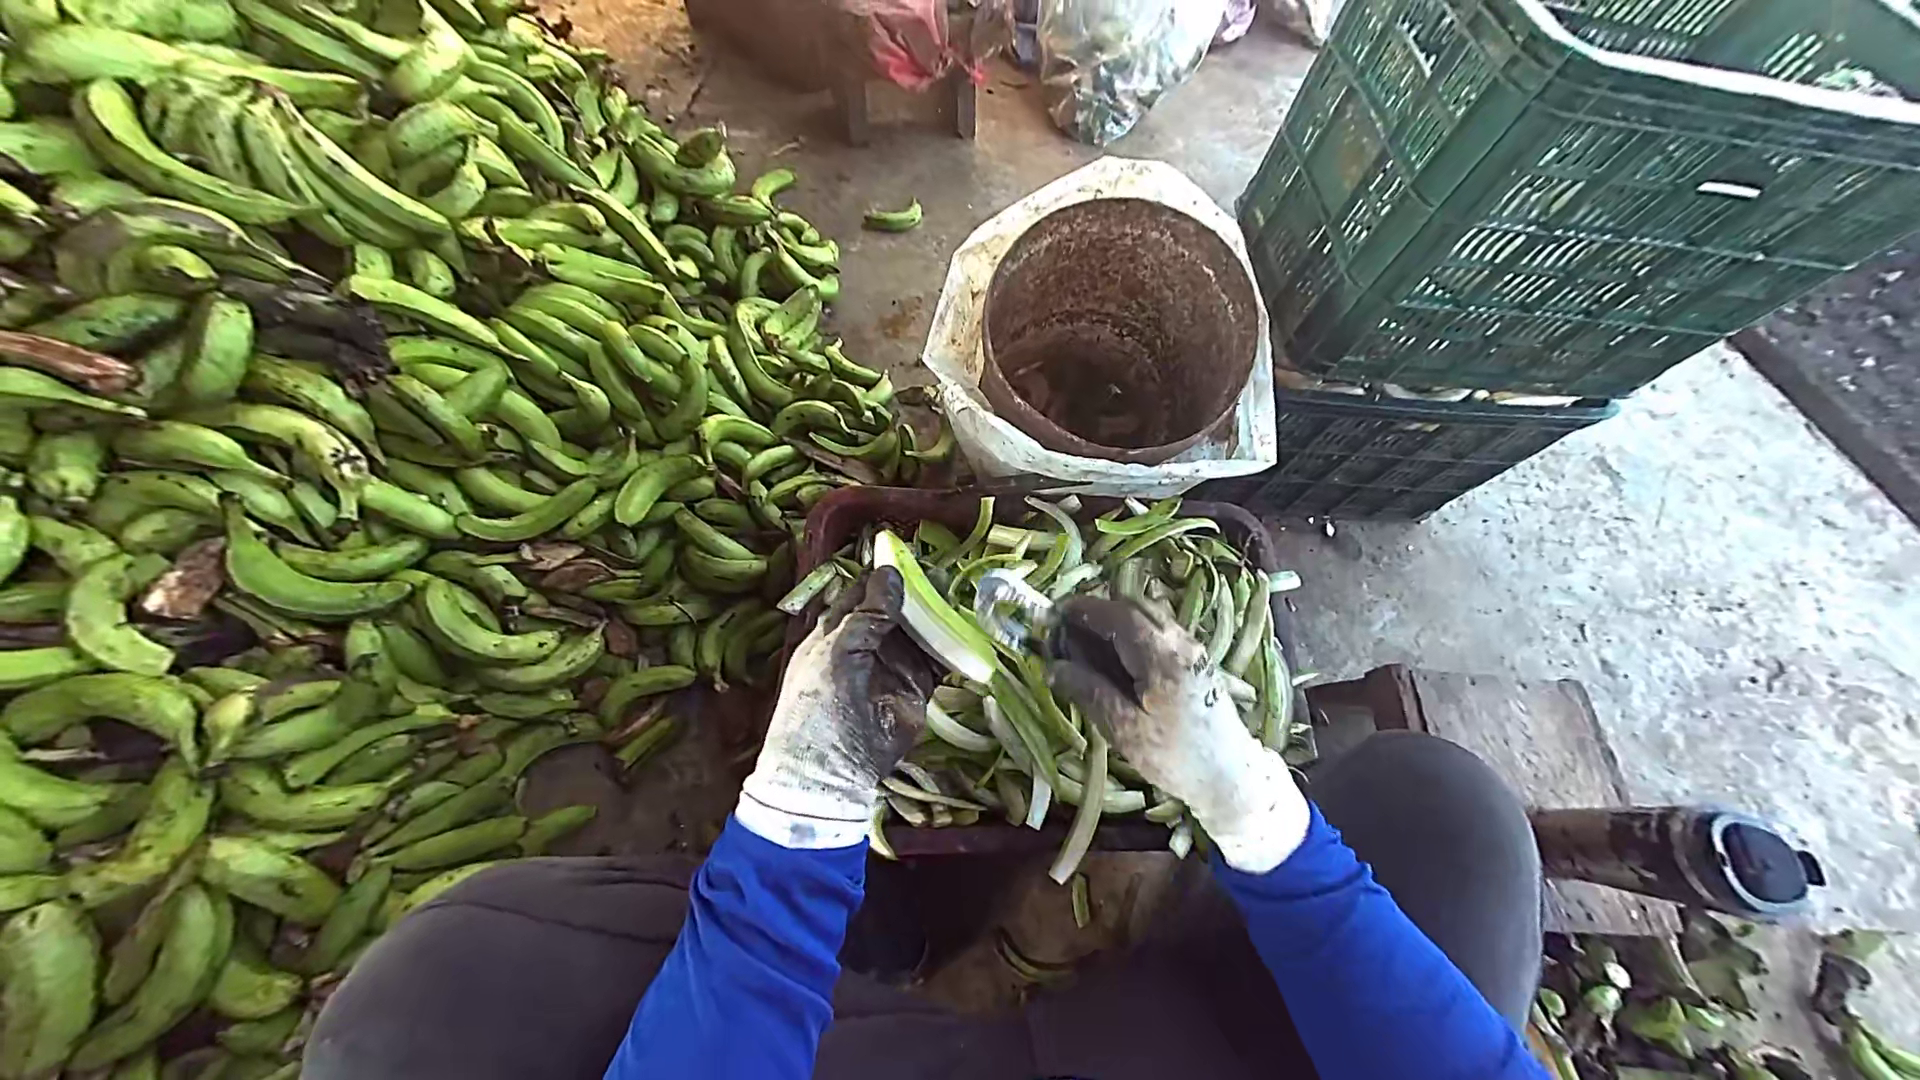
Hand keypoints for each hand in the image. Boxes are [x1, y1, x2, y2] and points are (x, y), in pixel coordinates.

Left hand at [737, 567, 935, 848]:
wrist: (830, 770)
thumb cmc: (820, 704)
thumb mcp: (837, 652)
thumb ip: (867, 615)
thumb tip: (890, 573)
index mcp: (838, 628)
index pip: (864, 590)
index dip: (884, 574)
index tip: (909, 556)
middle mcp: (868, 640)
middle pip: (898, 606)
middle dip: (919, 592)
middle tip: (942, 575)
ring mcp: (894, 662)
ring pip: (921, 629)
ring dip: (938, 615)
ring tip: (958, 597)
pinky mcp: (916, 685)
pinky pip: (938, 659)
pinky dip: (952, 646)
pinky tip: (966, 630)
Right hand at [1046, 596, 1308, 872]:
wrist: (1231, 776)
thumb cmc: (1174, 757)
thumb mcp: (1123, 730)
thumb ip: (1088, 691)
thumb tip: (1053, 667)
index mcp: (1161, 656)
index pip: (1117, 616)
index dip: (1082, 610)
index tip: (1054, 615)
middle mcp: (1179, 641)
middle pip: (1131, 607)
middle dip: (1096, 613)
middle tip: (1066, 631)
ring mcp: (1189, 646)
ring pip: (1145, 615)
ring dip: (1113, 621)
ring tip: (1085, 645)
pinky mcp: (1192, 657)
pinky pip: (1155, 630)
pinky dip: (1129, 632)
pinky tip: (1114, 657)